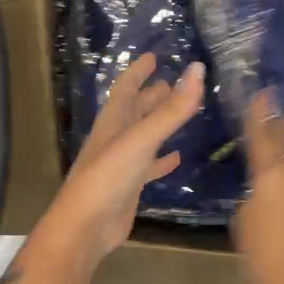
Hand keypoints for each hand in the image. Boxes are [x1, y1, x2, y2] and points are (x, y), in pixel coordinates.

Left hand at [39, 53, 205, 268]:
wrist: (86, 227)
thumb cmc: (108, 177)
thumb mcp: (141, 139)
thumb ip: (171, 109)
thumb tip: (197, 70)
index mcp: (112, 122)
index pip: (125, 88)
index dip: (138, 71)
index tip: (153, 56)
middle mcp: (115, 138)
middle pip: (134, 110)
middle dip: (152, 96)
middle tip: (173, 84)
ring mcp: (121, 163)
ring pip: (143, 136)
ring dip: (158, 123)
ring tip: (180, 112)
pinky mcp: (129, 186)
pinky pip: (148, 166)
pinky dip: (162, 159)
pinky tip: (176, 157)